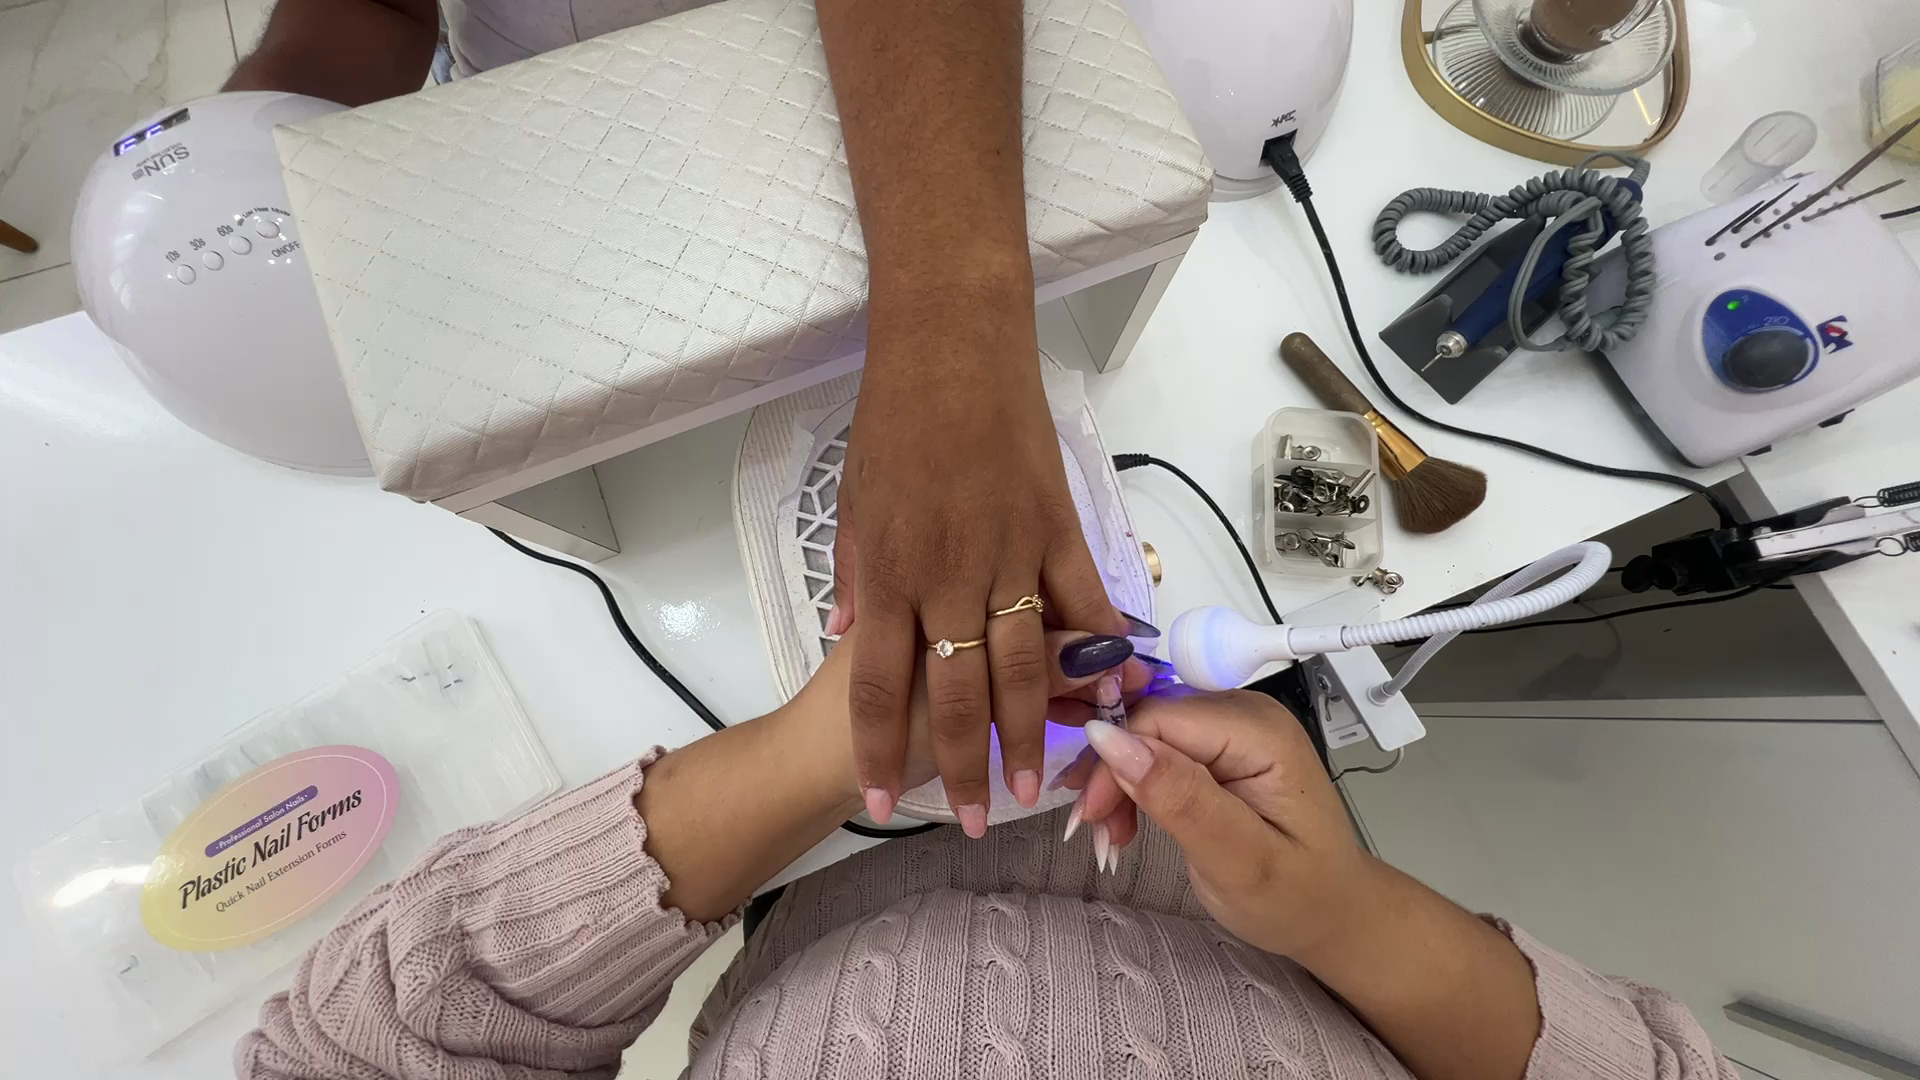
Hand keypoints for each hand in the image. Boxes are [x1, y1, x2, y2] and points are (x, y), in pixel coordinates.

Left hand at [830, 295, 1126, 837]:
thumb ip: (858, 575)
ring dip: (1032, 730)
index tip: (881, 799)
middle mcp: (950, 577)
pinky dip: (1100, 649)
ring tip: (1041, 787)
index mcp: (891, 571)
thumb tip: (850, 634)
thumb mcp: (852, 499)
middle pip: (956, 691)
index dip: (879, 747)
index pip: (877, 683)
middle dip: (964, 765)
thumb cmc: (892, 419)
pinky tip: (1110, 693)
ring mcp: (1012, 555)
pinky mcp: (1060, 529)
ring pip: (1025, 664)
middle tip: (976, 821)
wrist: (952, 348)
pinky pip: (1084, 601)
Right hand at [1072, 689, 1372, 959]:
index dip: (1113, 763)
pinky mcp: (1216, 740)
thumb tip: (1108, 738)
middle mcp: (1243, 710)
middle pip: (1147, 724)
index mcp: (1259, 730)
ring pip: (1144, 735)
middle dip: (1113, 777)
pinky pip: (1157, 747)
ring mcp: (1230, 722)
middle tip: (1097, 835)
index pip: (1156, 719)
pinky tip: (1127, 820)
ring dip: (1119, 784)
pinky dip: (1135, 784)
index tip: (1091, 817)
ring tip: (1112, 836)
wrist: (1333, 911)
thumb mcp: (1240, 861)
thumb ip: (1180, 797)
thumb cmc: (1298, 898)